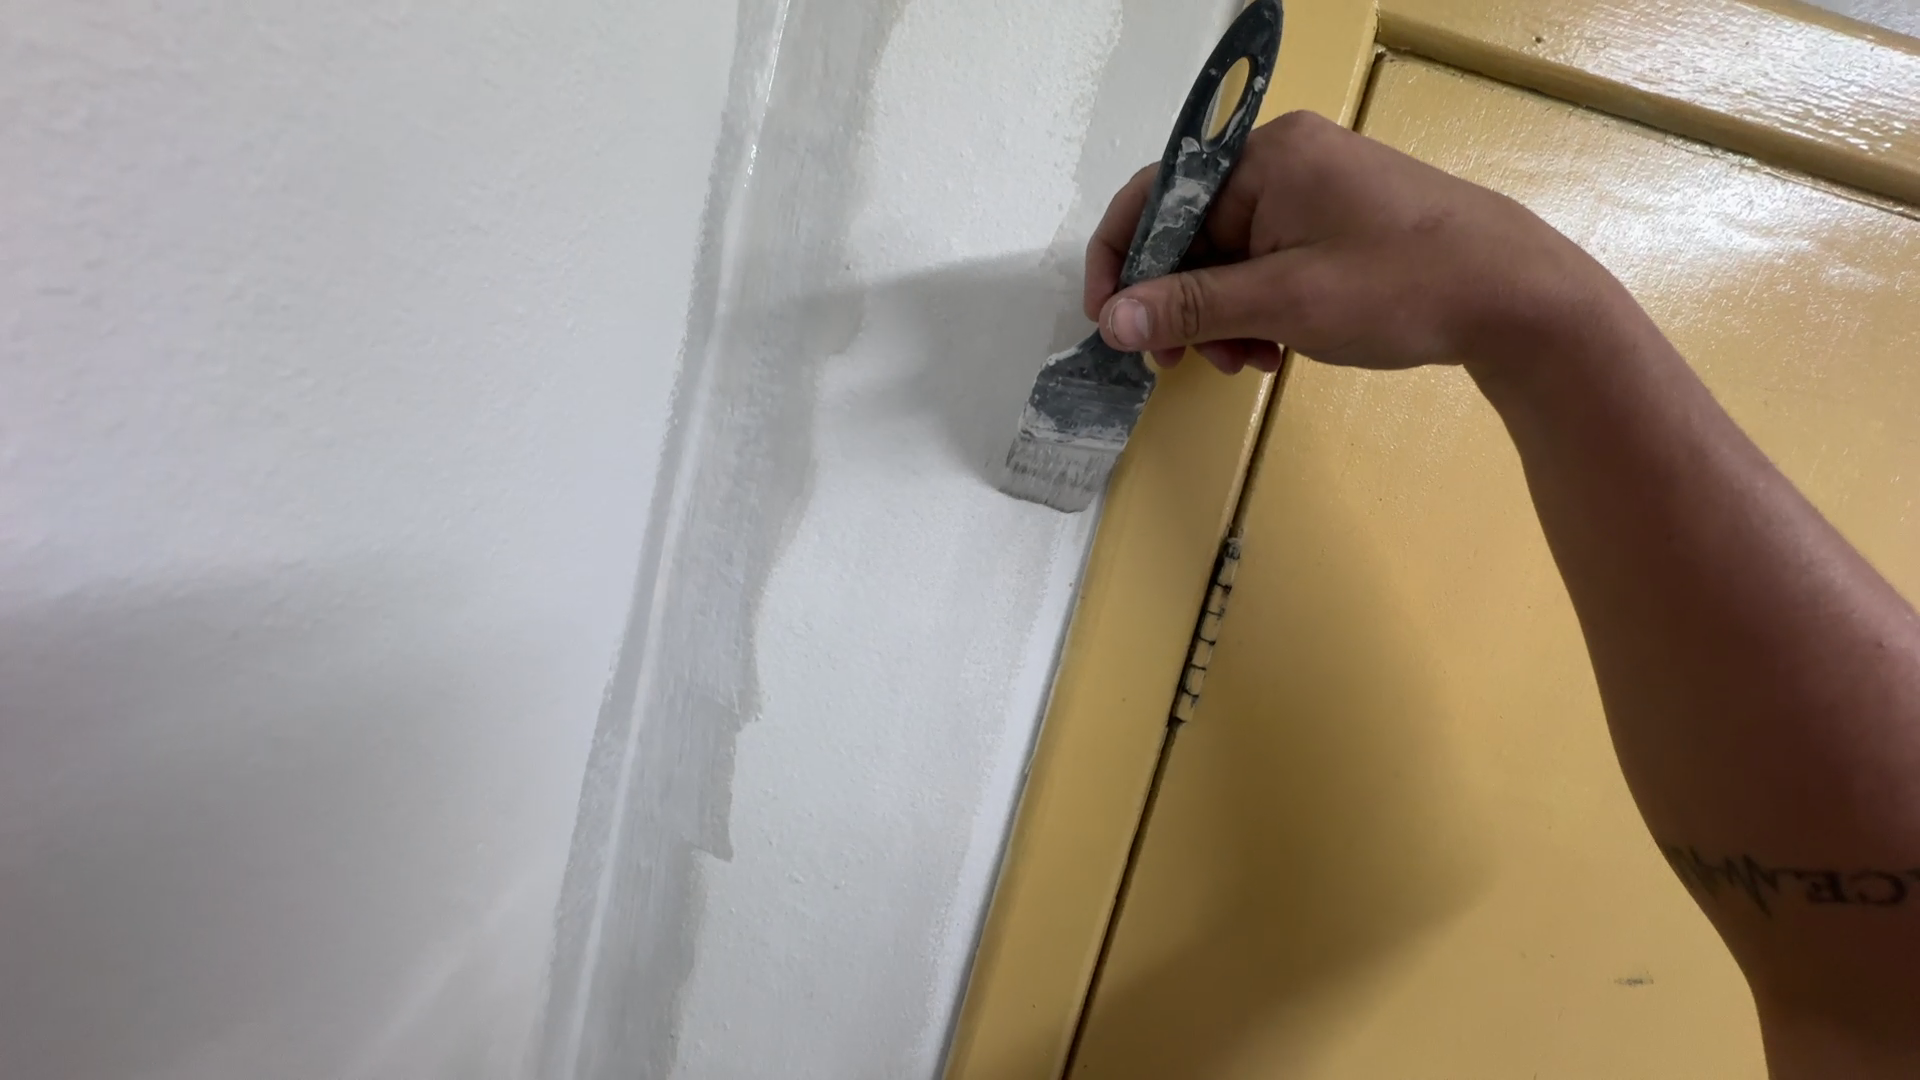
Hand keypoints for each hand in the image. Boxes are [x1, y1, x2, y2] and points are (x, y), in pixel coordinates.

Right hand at [1084, 110, 1622, 376]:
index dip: (1118, 264)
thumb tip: (1109, 322)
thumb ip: (1189, 307)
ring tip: (1245, 363)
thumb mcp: (1282, 302)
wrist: (1515, 300)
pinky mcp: (1321, 229)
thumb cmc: (1400, 287)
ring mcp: (1302, 197)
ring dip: (1215, 321)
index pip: (1154, 199)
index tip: (1109, 326)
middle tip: (1179, 363)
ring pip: (1219, 263)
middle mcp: (1275, 166)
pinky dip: (1250, 316)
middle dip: (1176, 306)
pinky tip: (1271, 351)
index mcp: (1261, 160)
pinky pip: (1256, 271)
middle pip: (1186, 237)